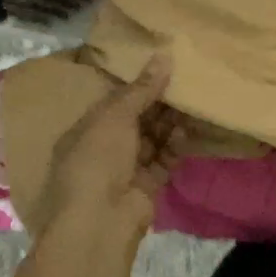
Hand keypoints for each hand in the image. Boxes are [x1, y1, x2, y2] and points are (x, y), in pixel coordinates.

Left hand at [31, 54, 189, 234]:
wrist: (100, 221)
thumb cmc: (97, 160)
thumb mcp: (115, 116)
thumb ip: (141, 88)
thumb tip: (164, 55)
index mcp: (85, 132)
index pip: (113, 103)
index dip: (136, 86)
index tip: (162, 66)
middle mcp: (104, 150)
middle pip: (135, 120)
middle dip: (157, 102)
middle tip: (183, 81)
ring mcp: (126, 170)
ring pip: (152, 139)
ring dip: (169, 122)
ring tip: (190, 102)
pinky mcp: (147, 186)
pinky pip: (164, 158)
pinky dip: (175, 145)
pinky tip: (186, 130)